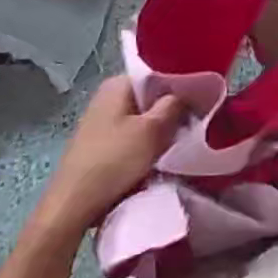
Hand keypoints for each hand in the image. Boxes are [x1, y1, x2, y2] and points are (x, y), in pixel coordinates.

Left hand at [35, 76, 185, 235]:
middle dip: (172, 110)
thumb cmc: (114, 160)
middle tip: (197, 123)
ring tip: (183, 140)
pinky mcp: (103, 143)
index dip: (181, 86)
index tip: (202, 100)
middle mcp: (108, 97)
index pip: (157, 74)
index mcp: (117, 85)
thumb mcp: (151, 131)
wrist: (75, 203)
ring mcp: (103, 121)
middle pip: (150, 97)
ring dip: (161, 130)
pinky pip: (133, 136)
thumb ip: (172, 106)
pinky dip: (147, 143)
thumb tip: (186, 93)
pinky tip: (161, 156)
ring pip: (143, 119)